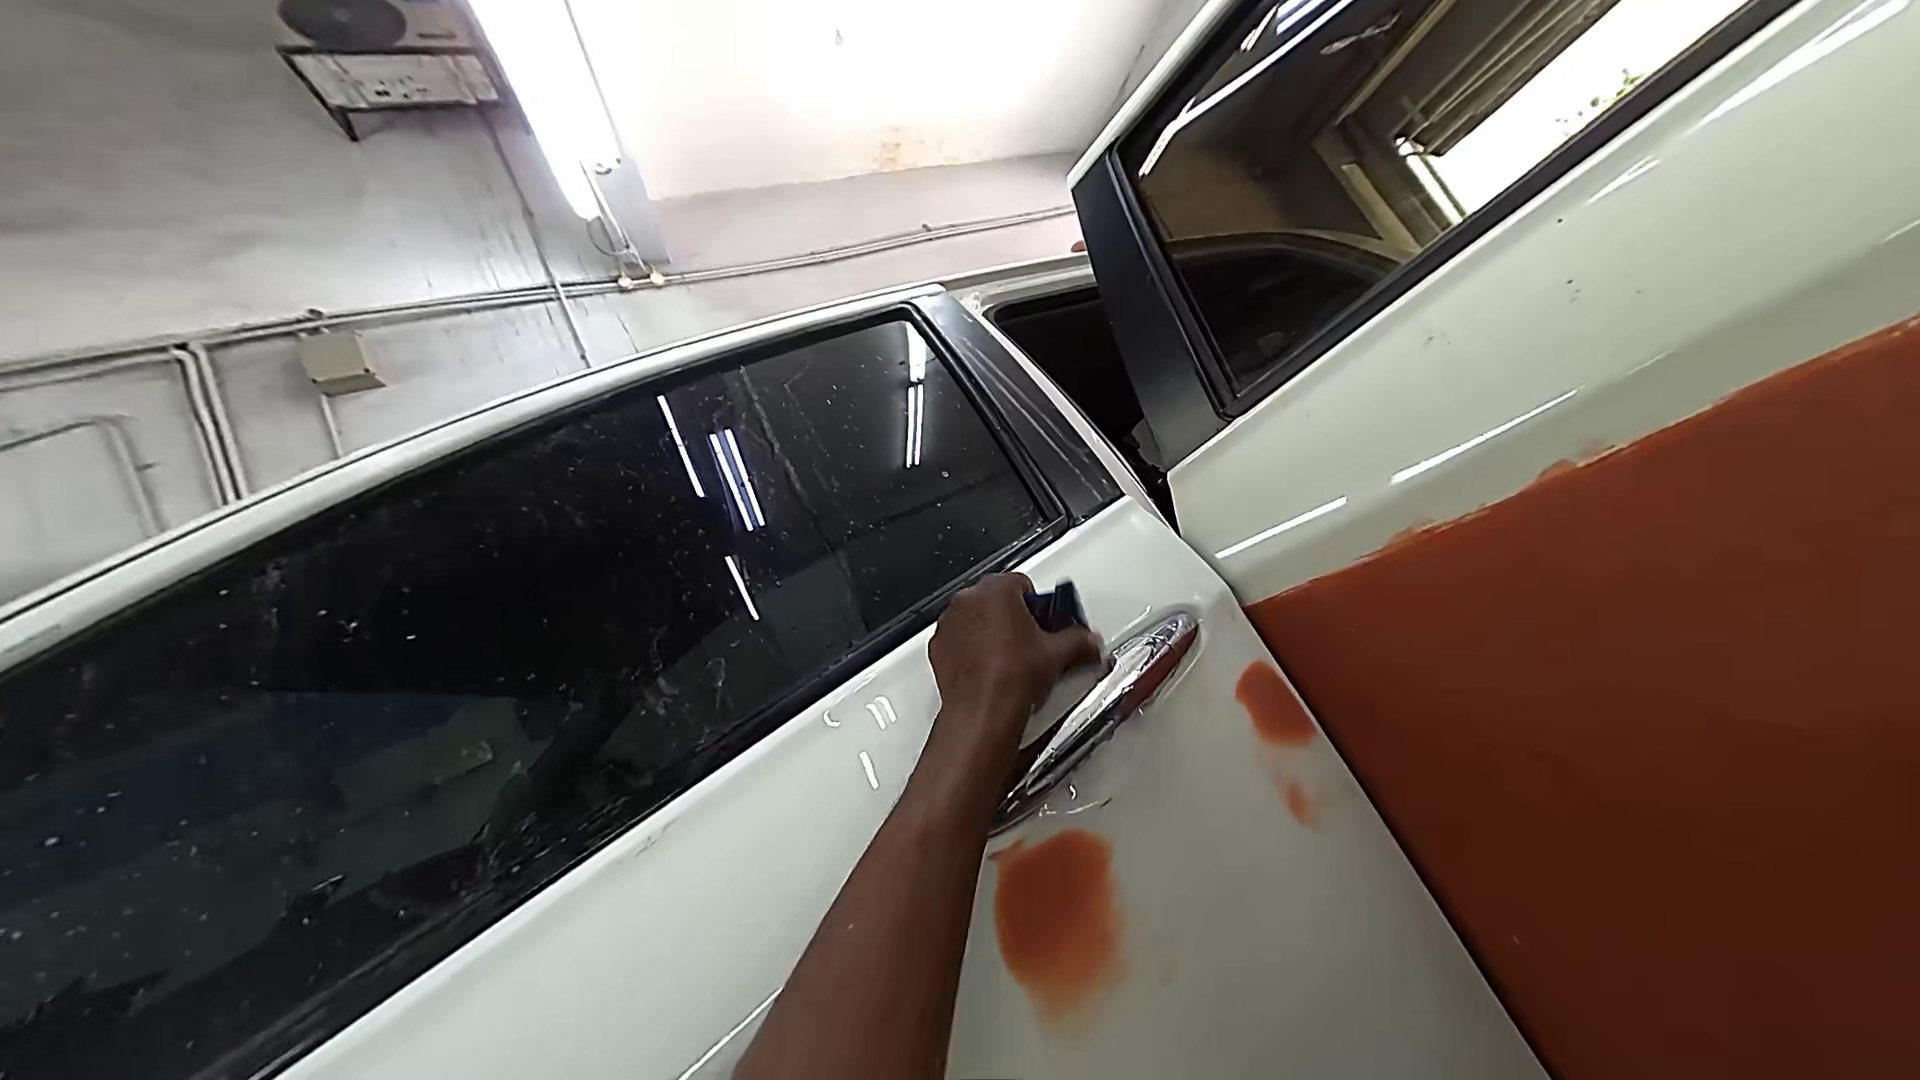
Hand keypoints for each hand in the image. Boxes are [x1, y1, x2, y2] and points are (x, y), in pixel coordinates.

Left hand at [927, 574, 1102, 752]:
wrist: (982, 711)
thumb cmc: (1010, 679)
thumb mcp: (1057, 655)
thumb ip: (1079, 641)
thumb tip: (1089, 643)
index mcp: (997, 591)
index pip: (1022, 582)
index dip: (1037, 602)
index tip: (1045, 618)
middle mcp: (969, 601)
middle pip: (997, 598)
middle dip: (1014, 614)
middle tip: (1031, 637)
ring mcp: (951, 622)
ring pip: (976, 616)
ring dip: (991, 628)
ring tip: (1011, 655)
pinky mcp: (939, 645)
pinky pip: (959, 637)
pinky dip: (971, 646)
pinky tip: (990, 666)